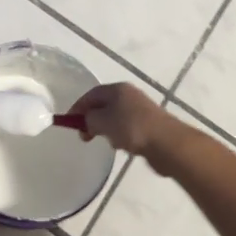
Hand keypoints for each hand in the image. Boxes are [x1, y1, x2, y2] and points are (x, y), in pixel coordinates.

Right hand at [66, 82, 188, 169]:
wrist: (167, 143)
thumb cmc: (131, 128)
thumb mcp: (102, 121)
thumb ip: (89, 119)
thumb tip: (87, 120)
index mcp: (117, 89)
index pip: (91, 94)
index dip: (78, 107)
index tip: (68, 122)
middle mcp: (129, 95)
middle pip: (103, 105)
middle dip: (92, 119)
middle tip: (84, 135)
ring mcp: (140, 110)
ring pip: (114, 118)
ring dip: (107, 129)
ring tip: (106, 142)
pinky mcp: (149, 125)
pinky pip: (126, 129)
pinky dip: (120, 136)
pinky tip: (122, 146)